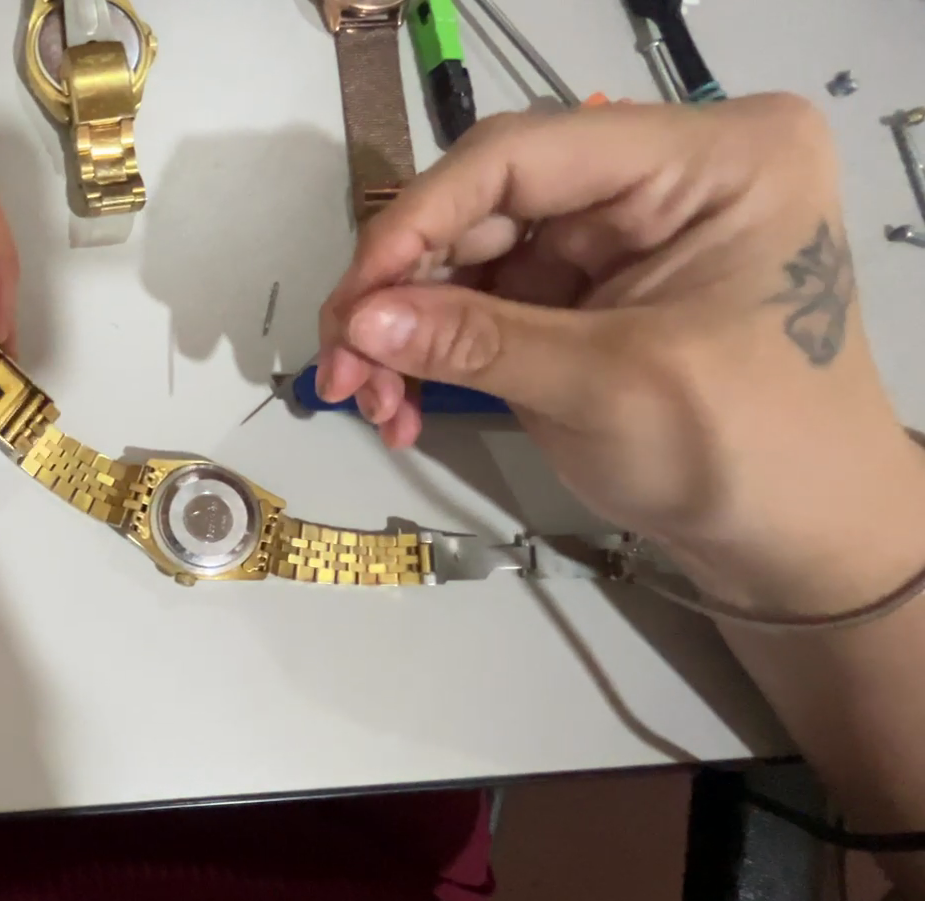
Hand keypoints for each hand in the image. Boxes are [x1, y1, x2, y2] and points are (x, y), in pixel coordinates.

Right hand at [317, 96, 924, 610]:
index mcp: (700, 164)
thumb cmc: (740, 446)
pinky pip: (453, 313)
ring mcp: (587, 244)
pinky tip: (397, 411)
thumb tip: (356, 322)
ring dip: (390, 340)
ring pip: (444, 268)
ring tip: (370, 407)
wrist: (778, 527)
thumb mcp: (604, 386)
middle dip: (390, 298)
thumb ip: (475, 343)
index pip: (517, 157)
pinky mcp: (550, 298)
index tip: (351, 306)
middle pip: (465, 213)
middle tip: (340, 375)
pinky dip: (412, 362)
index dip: (416, 223)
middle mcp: (636, 185)